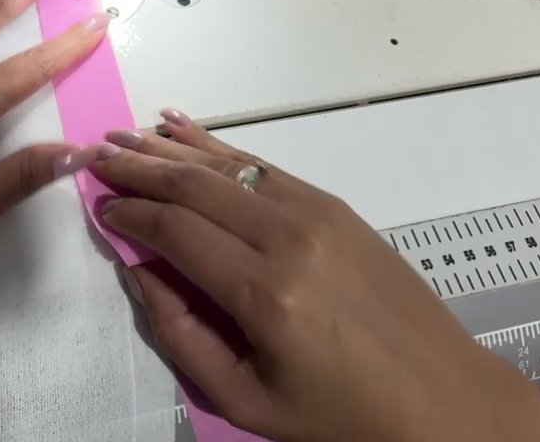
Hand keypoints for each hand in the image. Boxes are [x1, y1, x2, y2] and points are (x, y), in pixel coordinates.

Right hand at [92, 118, 539, 441]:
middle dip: (137, 167)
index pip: (175, 232)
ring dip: (168, 147)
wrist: (446, 399)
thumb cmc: (342, 416)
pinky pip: (258, 163)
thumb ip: (181, 334)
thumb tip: (136, 270)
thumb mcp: (248, 402)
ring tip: (124, 135)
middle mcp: (285, 237)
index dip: (129, 215)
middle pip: (193, 185)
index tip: (98, 206)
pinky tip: (181, 126)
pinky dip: (214, 143)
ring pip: (223, 164)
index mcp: (265, 294)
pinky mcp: (328, 200)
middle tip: (94, 153)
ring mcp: (311, 210)